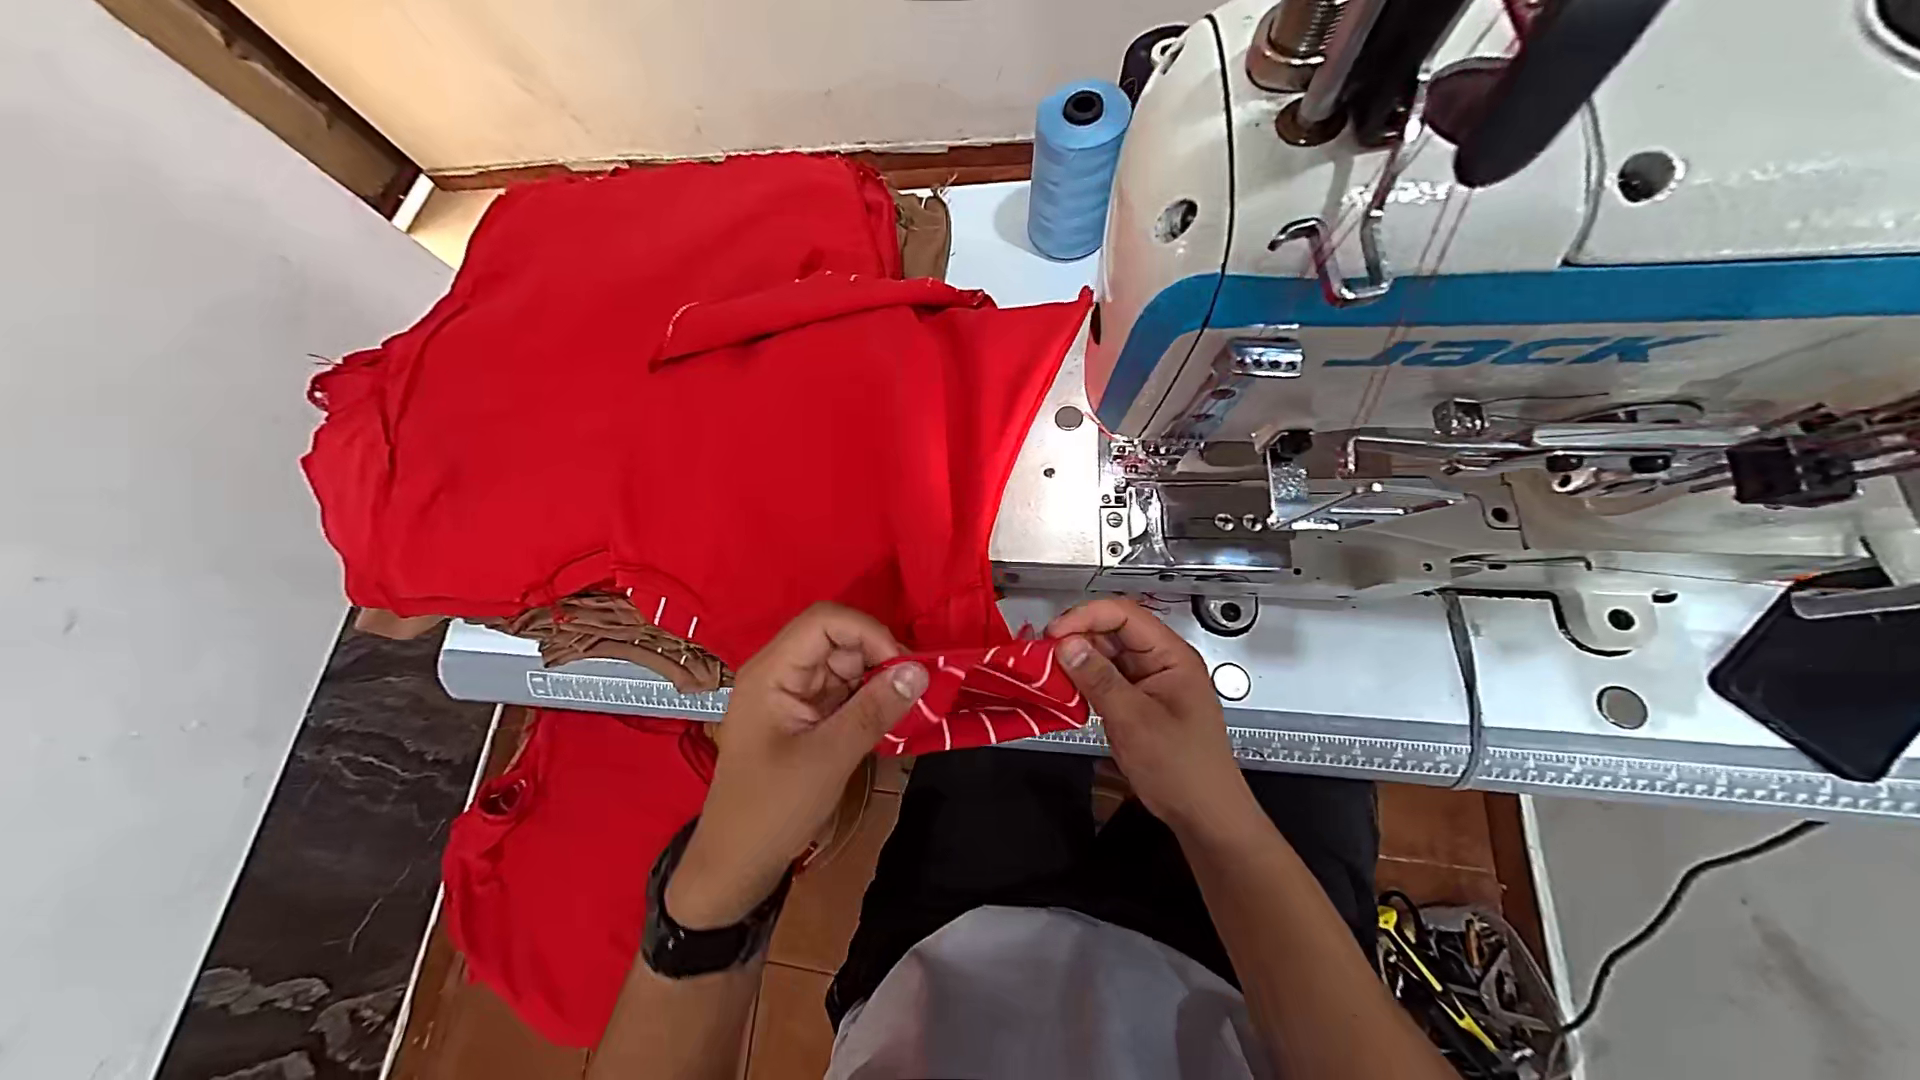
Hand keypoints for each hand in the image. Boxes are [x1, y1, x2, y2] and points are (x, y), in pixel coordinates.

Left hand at [667, 604, 927, 928]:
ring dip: (879, 677)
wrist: (737, 863)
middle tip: (915, 688)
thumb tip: (920, 670)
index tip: (903, 665)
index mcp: (772, 672)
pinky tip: (893, 715)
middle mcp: (782, 672)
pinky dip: (871, 697)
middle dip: (879, 655)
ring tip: (909, 704)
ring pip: (846, 663)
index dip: (867, 632)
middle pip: (837, 638)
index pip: (823, 622)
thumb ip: (875, 710)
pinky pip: (846, 689)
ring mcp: (795, 693)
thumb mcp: (829, 758)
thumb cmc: (772, 809)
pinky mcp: (808, 713)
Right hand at [1046, 596, 1257, 834]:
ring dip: (1075, 661)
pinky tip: (1064, 691)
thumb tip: (1067, 645)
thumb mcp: (1136, 721)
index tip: (1055, 633)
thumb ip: (1099, 679)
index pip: (1124, 615)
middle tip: (1045, 655)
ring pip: (1102, 655)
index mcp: (1171, 656)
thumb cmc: (1184, 770)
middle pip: (1110, 631)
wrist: (1203, 814)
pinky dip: (1081, 682)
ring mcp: (1145, 681)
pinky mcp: (1133, 701)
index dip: (1086, 617)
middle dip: (1076, 638)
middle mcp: (1159, 662)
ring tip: (1049, 674)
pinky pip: (1102, 679)